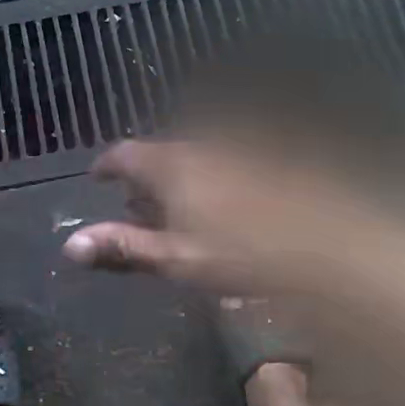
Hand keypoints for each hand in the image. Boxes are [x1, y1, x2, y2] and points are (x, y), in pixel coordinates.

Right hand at [61, 139, 404, 386]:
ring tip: (181, 215)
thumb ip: (124, 248)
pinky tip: (230, 213)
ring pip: (197, 159)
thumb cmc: (245, 256)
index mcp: (174, 166)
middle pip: (161, 156)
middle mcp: (205, 147)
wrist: (335, 248)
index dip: (106, 166)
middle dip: (145, 180)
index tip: (96, 180)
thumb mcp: (177, 258)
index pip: (125, 154)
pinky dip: (215, 182)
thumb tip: (68, 246)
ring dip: (180, 181)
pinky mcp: (273, 162)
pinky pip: (229, 164)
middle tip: (138, 209)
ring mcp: (242, 151)